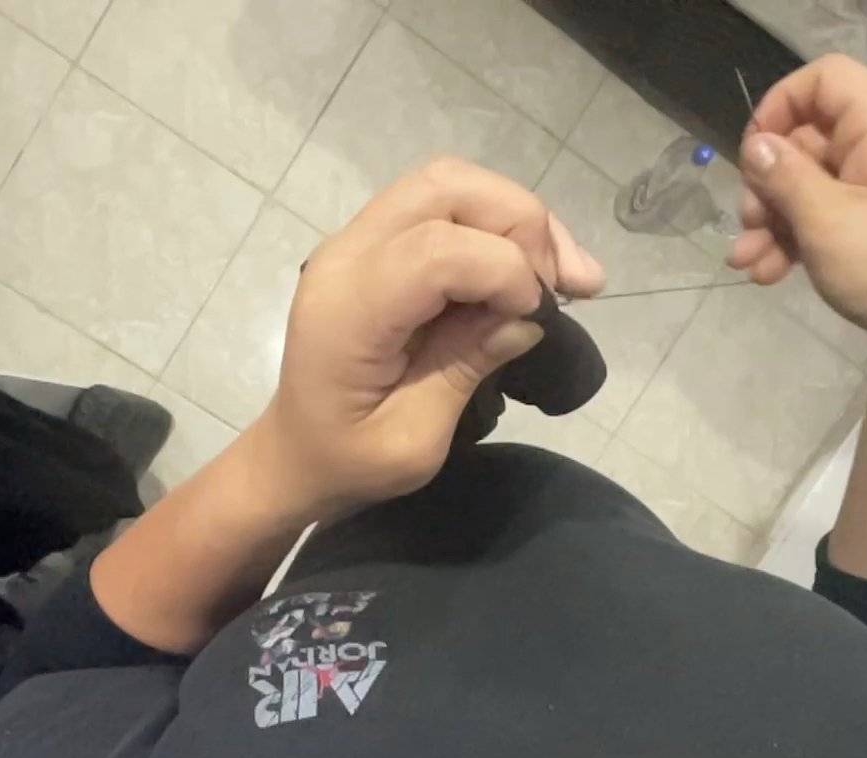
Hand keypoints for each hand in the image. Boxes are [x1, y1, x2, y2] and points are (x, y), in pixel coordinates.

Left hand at [249, 157, 604, 515]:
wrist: (296, 455)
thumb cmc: (350, 463)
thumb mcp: (414, 440)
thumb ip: (465, 368)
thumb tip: (528, 317)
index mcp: (347, 312)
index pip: (436, 250)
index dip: (505, 270)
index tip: (542, 317)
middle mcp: (346, 256)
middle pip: (447, 189)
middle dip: (524, 225)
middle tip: (570, 285)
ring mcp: (356, 243)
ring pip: (450, 186)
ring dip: (518, 220)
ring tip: (565, 274)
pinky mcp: (374, 247)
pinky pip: (443, 209)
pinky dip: (497, 229)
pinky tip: (533, 269)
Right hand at [728, 55, 866, 350]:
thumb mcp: (825, 221)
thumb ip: (785, 177)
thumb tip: (754, 145)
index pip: (824, 80)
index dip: (779, 108)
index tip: (750, 155)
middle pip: (805, 139)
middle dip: (766, 187)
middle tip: (748, 225)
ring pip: (803, 182)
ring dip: (769, 222)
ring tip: (749, 261)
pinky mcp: (866, 215)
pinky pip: (816, 210)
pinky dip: (787, 238)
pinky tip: (767, 272)